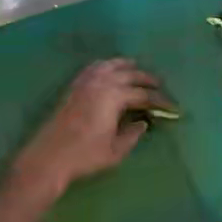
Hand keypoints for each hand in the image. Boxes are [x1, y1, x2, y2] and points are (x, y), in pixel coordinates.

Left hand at [9, 59, 172, 199]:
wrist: (49, 156)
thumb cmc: (85, 156)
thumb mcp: (116, 150)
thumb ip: (132, 134)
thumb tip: (143, 123)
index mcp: (114, 96)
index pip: (143, 94)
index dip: (160, 100)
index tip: (172, 107)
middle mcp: (101, 83)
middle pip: (129, 75)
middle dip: (146, 79)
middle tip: (159, 85)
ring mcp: (85, 82)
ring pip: (110, 65)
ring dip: (126, 66)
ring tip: (136, 68)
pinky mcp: (74, 86)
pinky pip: (94, 68)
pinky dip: (106, 65)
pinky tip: (109, 69)